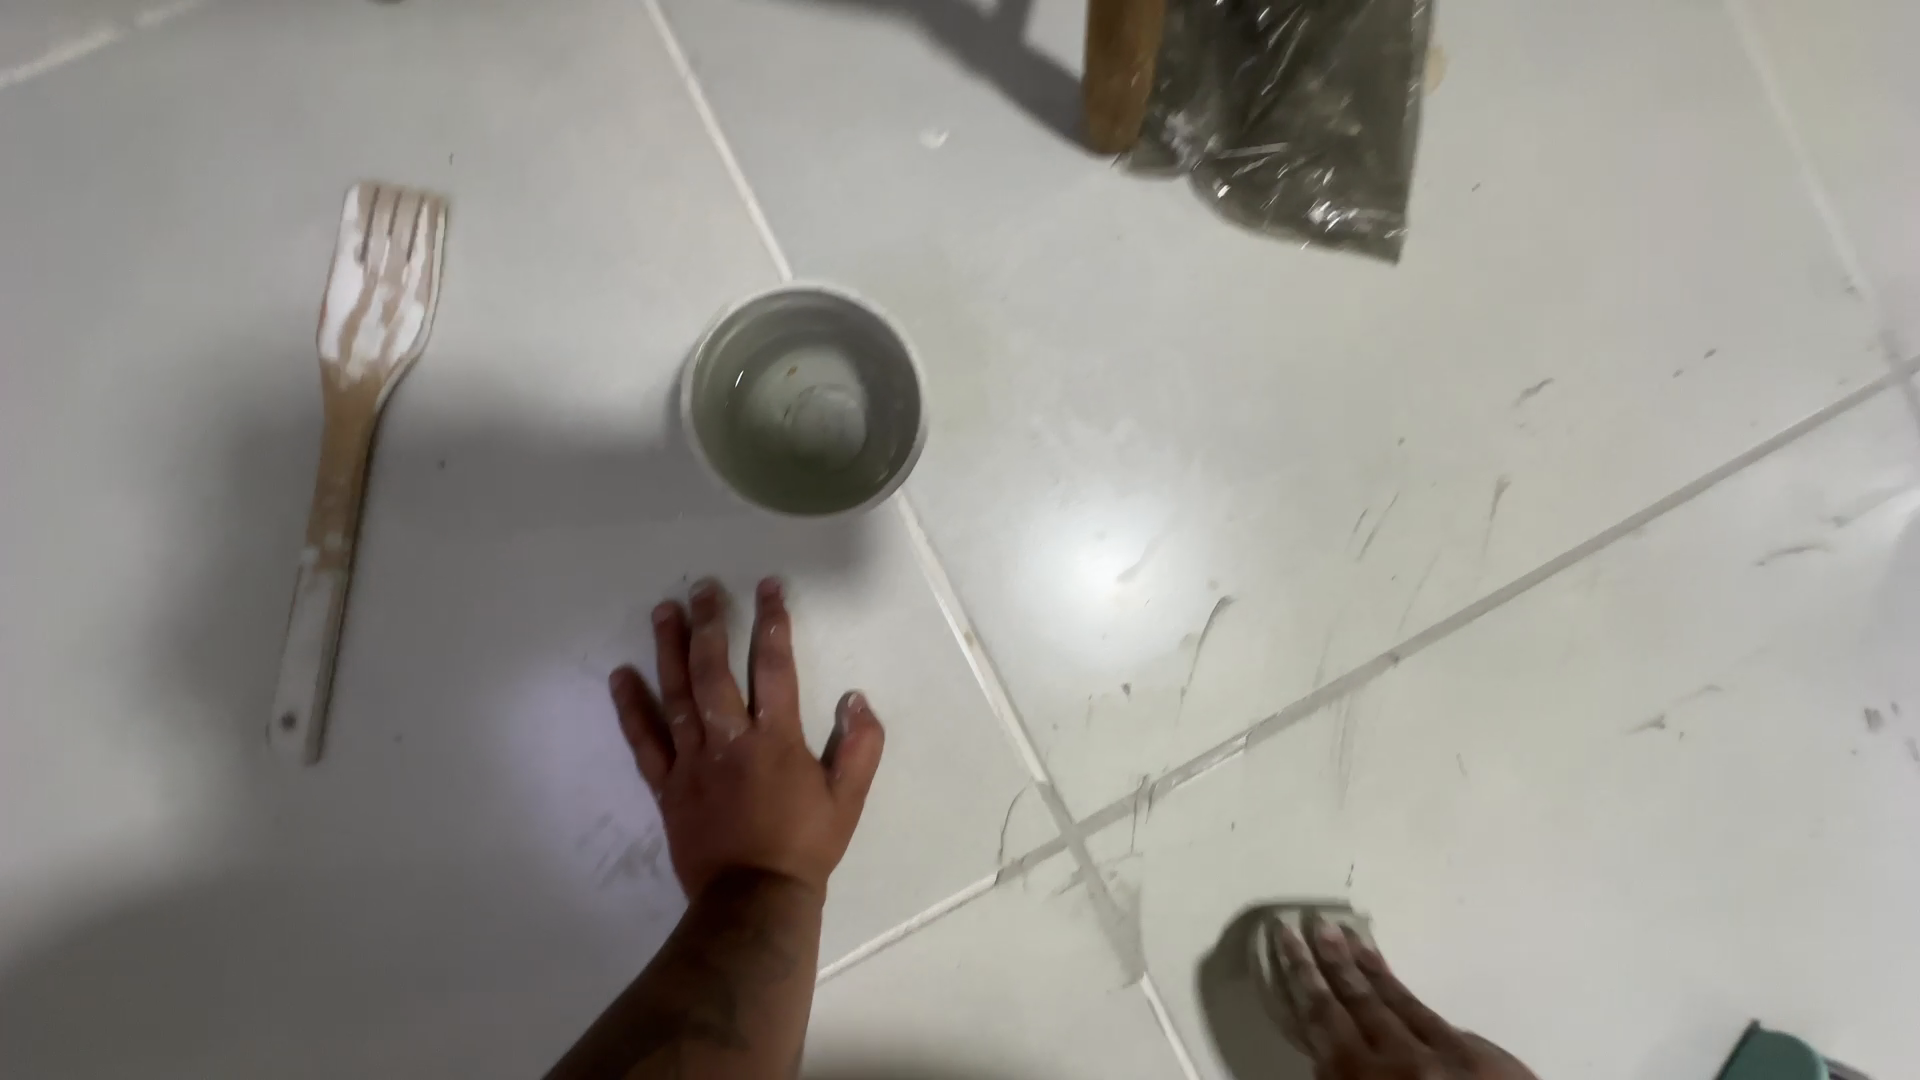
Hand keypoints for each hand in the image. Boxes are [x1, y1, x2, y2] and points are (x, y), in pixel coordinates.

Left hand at [608, 576, 884, 899]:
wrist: (754, 902)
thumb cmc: (805, 845)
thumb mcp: (850, 798)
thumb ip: (860, 745)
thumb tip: (856, 699)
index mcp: (775, 739)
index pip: (775, 666)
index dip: (773, 622)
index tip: (768, 588)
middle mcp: (730, 740)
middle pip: (714, 670)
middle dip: (710, 624)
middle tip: (703, 588)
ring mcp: (692, 762)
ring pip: (676, 696)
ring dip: (668, 650)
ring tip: (664, 611)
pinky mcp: (668, 786)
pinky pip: (645, 742)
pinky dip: (631, 708)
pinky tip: (621, 677)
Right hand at [1267, 917, 1538, 1079]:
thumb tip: (1324, 1061)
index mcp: (1362, 1077)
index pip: (1322, 1012)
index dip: (1301, 971)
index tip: (1287, 933)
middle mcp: (1403, 1057)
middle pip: (1360, 998)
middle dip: (1334, 960)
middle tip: (1320, 923)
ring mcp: (1453, 1058)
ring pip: (1405, 1002)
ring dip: (1375, 970)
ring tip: (1355, 939)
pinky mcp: (1499, 1066)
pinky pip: (1452, 1030)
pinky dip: (1422, 1009)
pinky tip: (1409, 997)